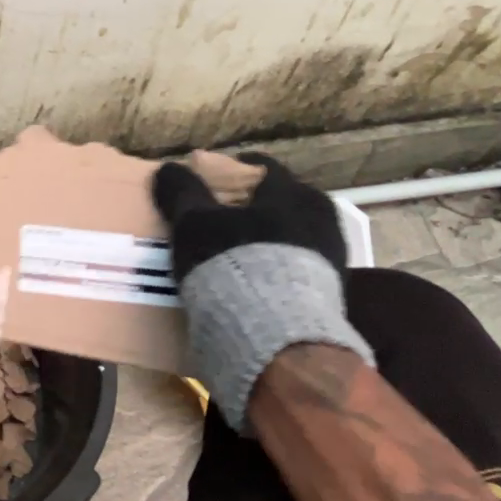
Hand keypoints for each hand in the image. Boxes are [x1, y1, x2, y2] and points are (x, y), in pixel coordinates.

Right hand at [152, 153, 372, 432]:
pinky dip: (268, 270)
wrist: (275, 334)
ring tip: (223, 255)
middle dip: (245, 207)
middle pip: (275, 201)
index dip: (228, 169)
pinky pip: (292, 269)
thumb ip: (181, 191)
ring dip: (257, 240)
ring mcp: (330, 257)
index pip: (260, 165)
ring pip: (285, 236)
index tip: (203, 181)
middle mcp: (322, 217)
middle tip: (210, 219)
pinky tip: (242, 284)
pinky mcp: (328, 293)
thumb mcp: (194, 222)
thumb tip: (169, 168)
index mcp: (294, 192)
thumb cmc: (234, 262)